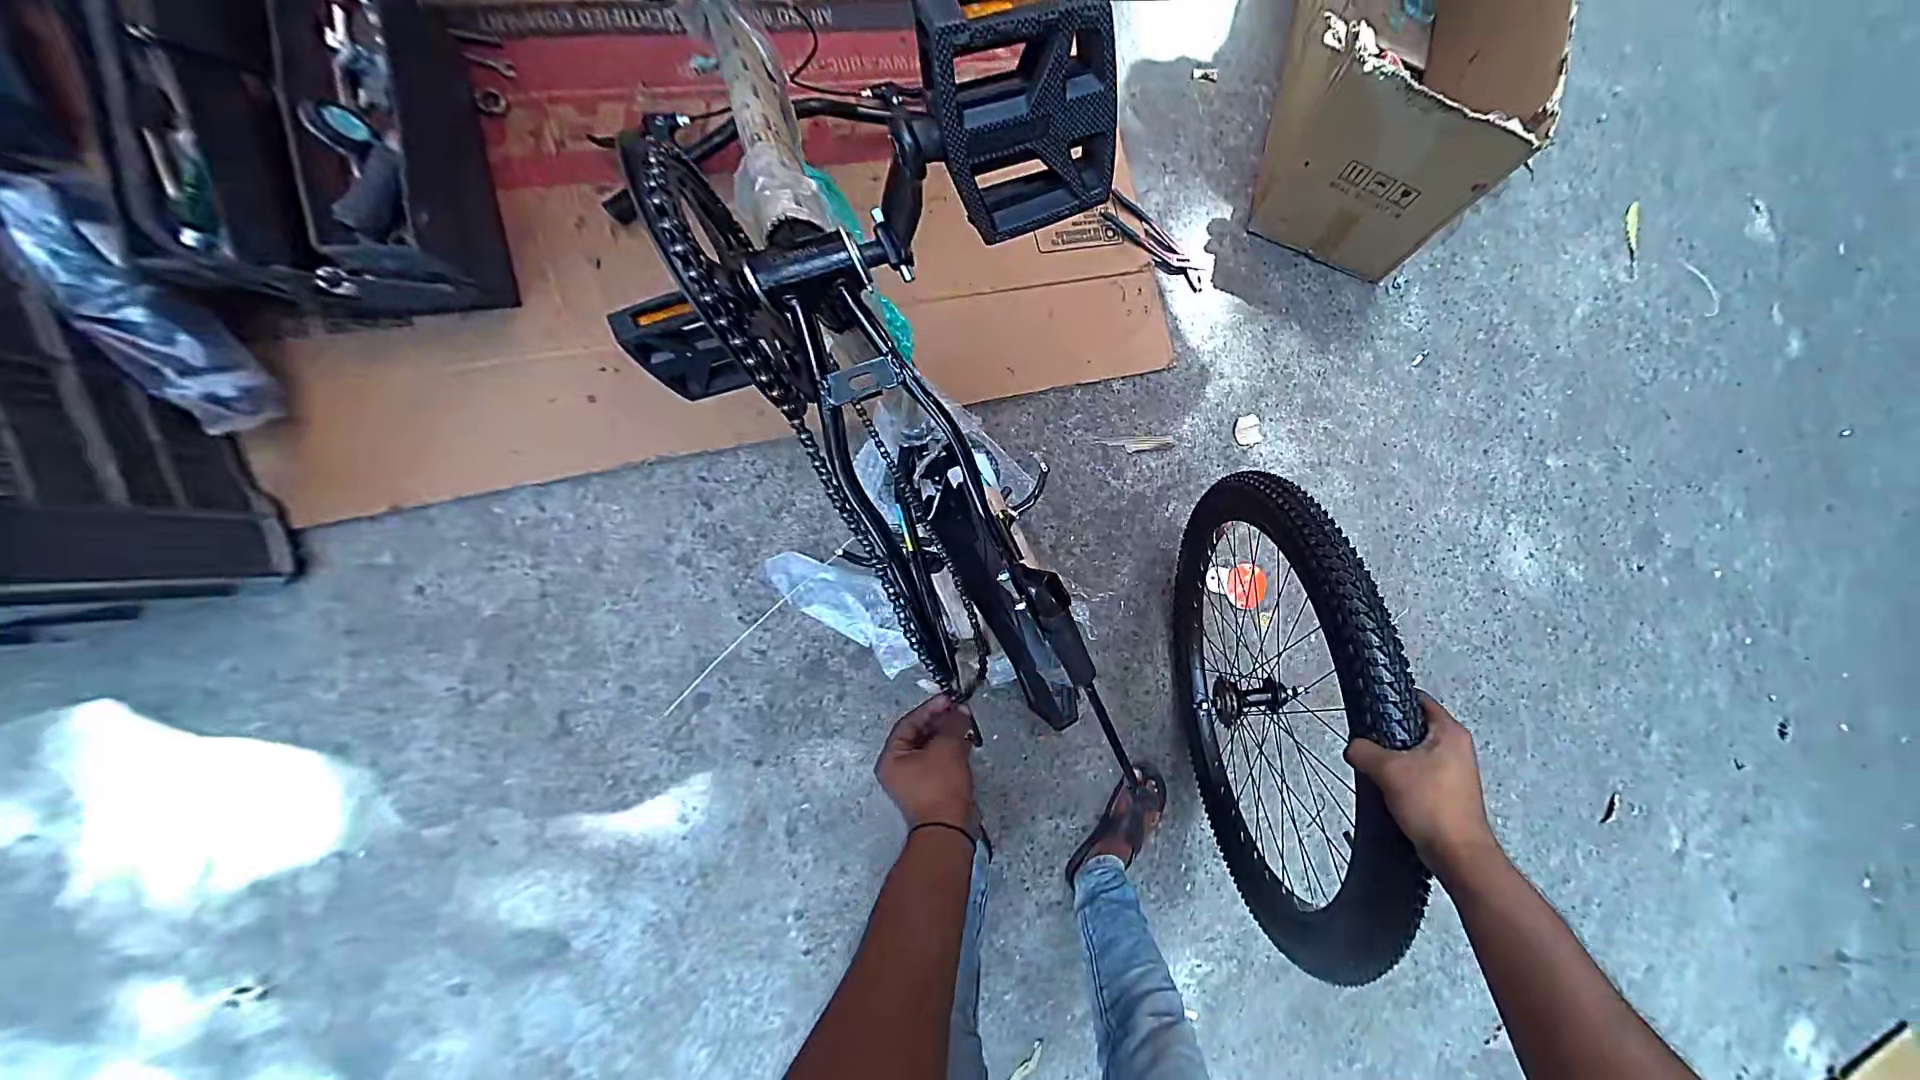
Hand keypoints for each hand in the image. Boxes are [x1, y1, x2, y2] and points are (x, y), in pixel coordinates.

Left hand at [875, 694, 978, 838]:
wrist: (949, 828)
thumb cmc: (940, 788)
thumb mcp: (946, 748)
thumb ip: (952, 724)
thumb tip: (959, 711)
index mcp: (891, 757)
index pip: (909, 722)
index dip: (930, 708)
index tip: (948, 700)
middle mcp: (898, 768)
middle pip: (919, 733)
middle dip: (941, 720)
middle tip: (959, 710)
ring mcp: (914, 779)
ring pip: (931, 747)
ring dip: (948, 734)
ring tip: (965, 724)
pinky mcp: (930, 787)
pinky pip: (939, 760)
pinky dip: (951, 749)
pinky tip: (965, 742)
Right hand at [1345, 691, 1500, 878]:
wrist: (1456, 854)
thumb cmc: (1433, 807)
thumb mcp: (1385, 769)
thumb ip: (1361, 749)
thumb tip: (1353, 747)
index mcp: (1450, 733)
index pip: (1419, 699)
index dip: (1393, 698)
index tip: (1373, 703)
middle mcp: (1457, 749)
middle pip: (1412, 727)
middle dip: (1387, 734)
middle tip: (1368, 739)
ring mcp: (1454, 771)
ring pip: (1412, 752)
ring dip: (1392, 758)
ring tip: (1376, 767)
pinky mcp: (1446, 791)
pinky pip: (1417, 772)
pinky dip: (1400, 776)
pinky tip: (1387, 786)